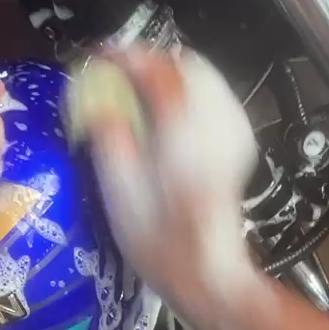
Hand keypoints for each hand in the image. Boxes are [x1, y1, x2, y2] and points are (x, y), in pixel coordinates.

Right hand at [70, 48, 268, 329]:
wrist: (206, 274)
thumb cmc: (160, 246)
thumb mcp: (120, 195)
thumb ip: (108, 137)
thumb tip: (91, 96)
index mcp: (181, 136)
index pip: (155, 69)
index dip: (122, 55)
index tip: (97, 58)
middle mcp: (214, 125)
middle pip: (184, 62)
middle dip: (146, 61)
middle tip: (114, 75)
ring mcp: (231, 132)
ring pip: (201, 75)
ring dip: (165, 75)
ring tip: (134, 93)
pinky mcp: (236, 143)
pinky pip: (211, 96)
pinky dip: (184, 93)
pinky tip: (164, 115)